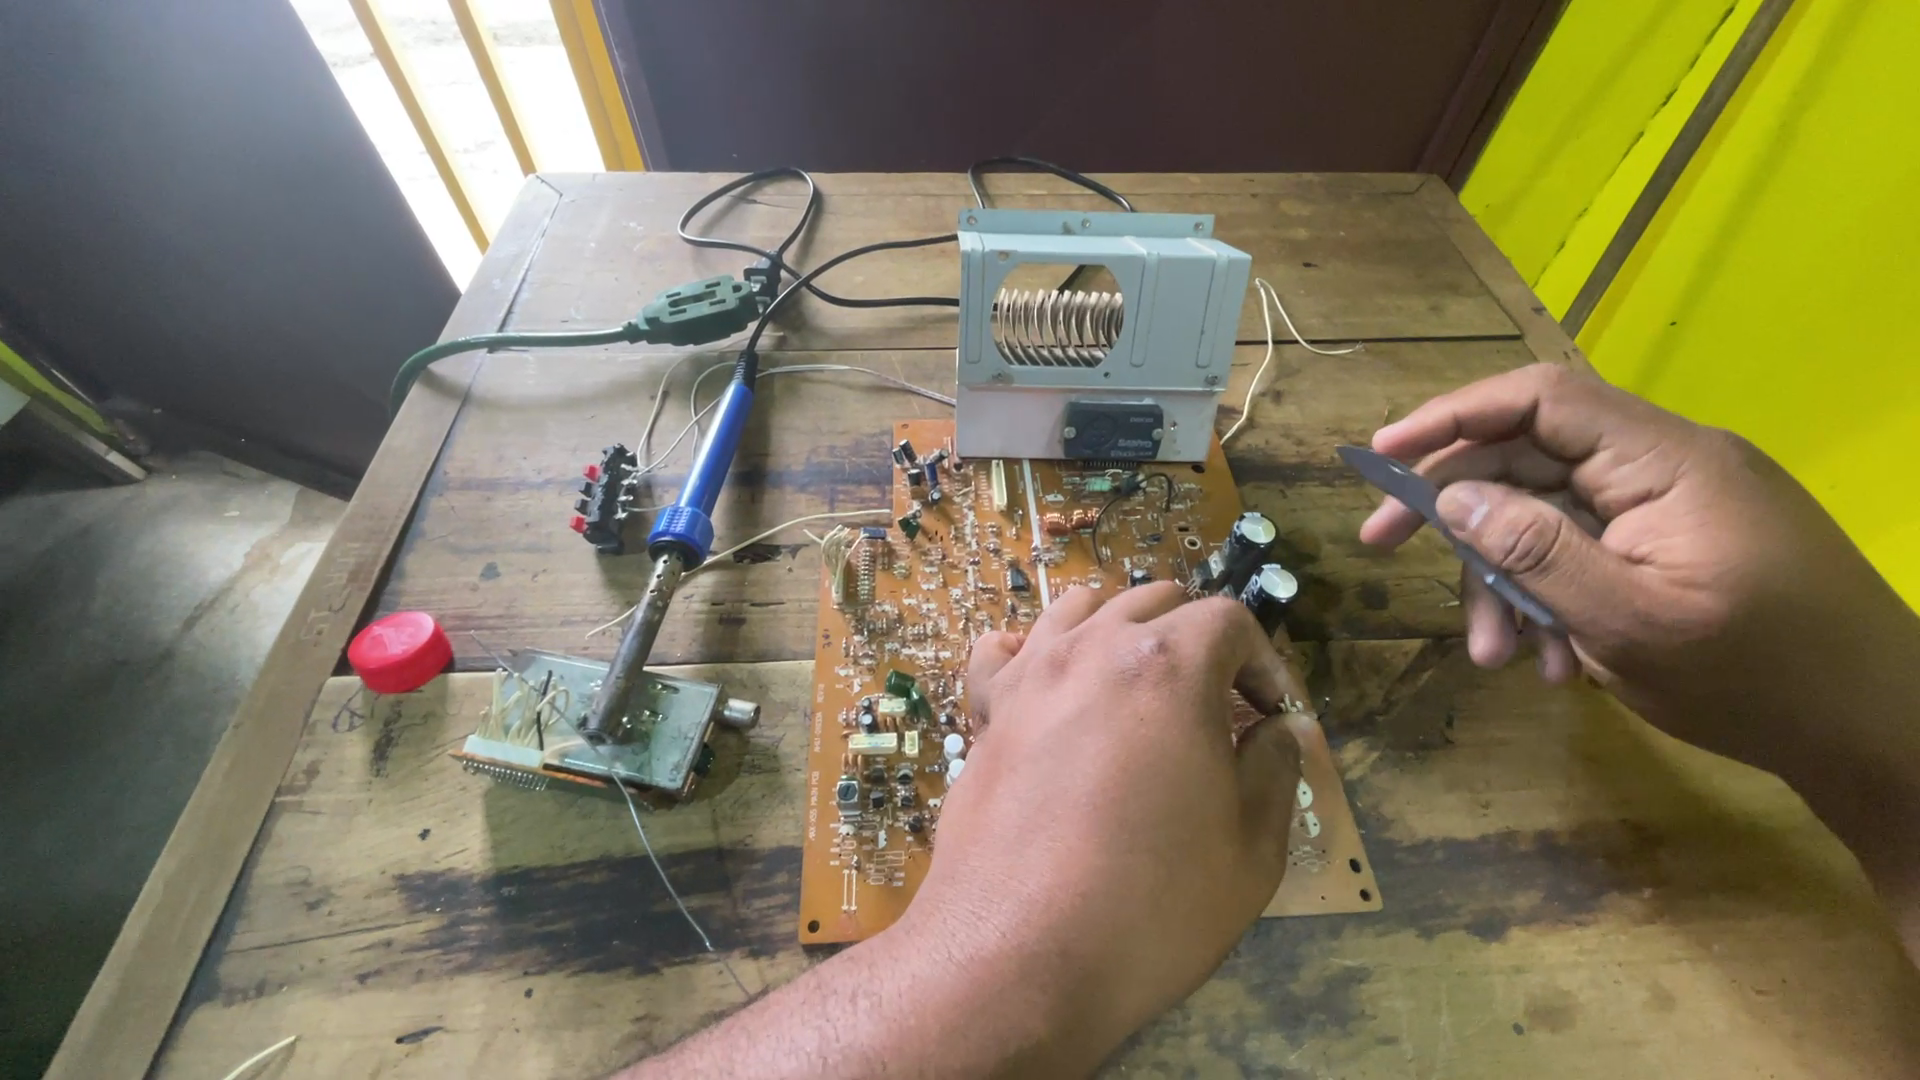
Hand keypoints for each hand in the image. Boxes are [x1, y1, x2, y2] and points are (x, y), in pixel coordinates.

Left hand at [893, 583, 1321, 1067]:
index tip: (1269, 716)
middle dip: (1197, 639)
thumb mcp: (1251, 847)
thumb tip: (1275, 728)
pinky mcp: (986, 707)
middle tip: (1213, 706)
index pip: (1229, 619)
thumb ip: (1273, 766)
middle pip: (1155, 600)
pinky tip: (1050, 689)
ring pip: (1080, 606)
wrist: (1015, 952)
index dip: (1263, 662)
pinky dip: (1033, 650)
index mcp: (1168, 665)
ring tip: (1136, 689)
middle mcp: (1093, 646)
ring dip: (1120, 631)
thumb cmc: (1149, 904)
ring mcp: (1030, 671)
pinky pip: (1004, 647)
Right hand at [1358, 363, 1917, 778]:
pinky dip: (1543, 600)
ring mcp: (1658, 509)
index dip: (1451, 415)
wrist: (1881, 738)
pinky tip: (1544, 659)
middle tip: (1380, 544)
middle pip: (1522, 459)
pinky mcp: (1658, 546)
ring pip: (1538, 517)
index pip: (1540, 399)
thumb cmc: (1761, 678)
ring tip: (1492, 654)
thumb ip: (1532, 550)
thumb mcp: (1627, 619)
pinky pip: (1572, 554)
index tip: (1383, 451)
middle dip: (1450, 510)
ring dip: (1500, 580)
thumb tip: (1448, 495)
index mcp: (1664, 462)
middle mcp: (1657, 469)